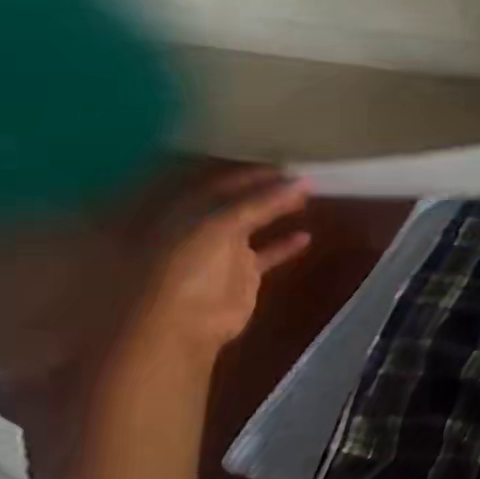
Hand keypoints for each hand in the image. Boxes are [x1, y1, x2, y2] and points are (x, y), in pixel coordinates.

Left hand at [132, 169, 311, 352]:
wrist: (179, 328)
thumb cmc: (182, 268)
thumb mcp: (214, 224)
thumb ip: (257, 202)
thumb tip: (300, 180)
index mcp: (172, 205)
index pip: (208, 173)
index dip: (239, 161)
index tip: (275, 150)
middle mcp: (190, 223)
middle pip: (229, 195)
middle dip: (260, 183)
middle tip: (296, 167)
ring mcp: (213, 250)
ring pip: (249, 222)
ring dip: (276, 209)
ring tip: (307, 194)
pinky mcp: (237, 275)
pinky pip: (265, 254)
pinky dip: (284, 245)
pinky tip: (306, 235)